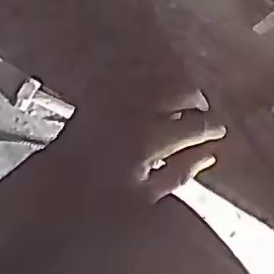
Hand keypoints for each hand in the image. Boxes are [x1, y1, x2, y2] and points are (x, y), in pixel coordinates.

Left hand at [57, 91, 226, 202]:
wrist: (53, 184)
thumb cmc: (99, 199)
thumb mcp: (145, 195)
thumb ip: (181, 171)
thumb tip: (210, 155)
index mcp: (148, 139)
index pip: (195, 125)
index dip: (213, 127)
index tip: (221, 130)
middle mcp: (134, 110)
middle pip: (182, 90)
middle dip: (199, 101)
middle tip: (205, 114)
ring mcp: (116, 96)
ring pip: (160, 76)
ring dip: (178, 87)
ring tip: (184, 104)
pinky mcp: (102, 90)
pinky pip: (136, 74)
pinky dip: (152, 80)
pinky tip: (156, 94)